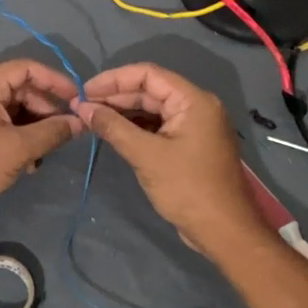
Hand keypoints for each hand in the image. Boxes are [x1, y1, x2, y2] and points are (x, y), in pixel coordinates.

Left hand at [0, 60, 82, 216]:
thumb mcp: (21, 148)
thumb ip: (53, 131)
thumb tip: (81, 122)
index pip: (27, 68)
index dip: (55, 80)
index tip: (78, 99)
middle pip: (23, 88)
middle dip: (46, 109)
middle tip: (66, 132)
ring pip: (18, 107)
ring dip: (36, 127)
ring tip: (45, 153)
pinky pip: (7, 121)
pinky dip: (22, 136)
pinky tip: (30, 161)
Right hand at [74, 63, 265, 255]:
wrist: (225, 233)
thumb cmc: (188, 188)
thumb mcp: (146, 155)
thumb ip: (113, 126)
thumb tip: (82, 107)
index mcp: (193, 101)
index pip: (147, 74)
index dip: (113, 79)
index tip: (85, 92)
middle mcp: (195, 106)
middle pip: (149, 90)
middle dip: (115, 97)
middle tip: (83, 107)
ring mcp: (193, 126)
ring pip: (151, 108)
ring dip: (122, 112)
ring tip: (92, 119)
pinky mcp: (189, 143)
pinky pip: (157, 125)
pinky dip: (135, 127)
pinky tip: (112, 132)